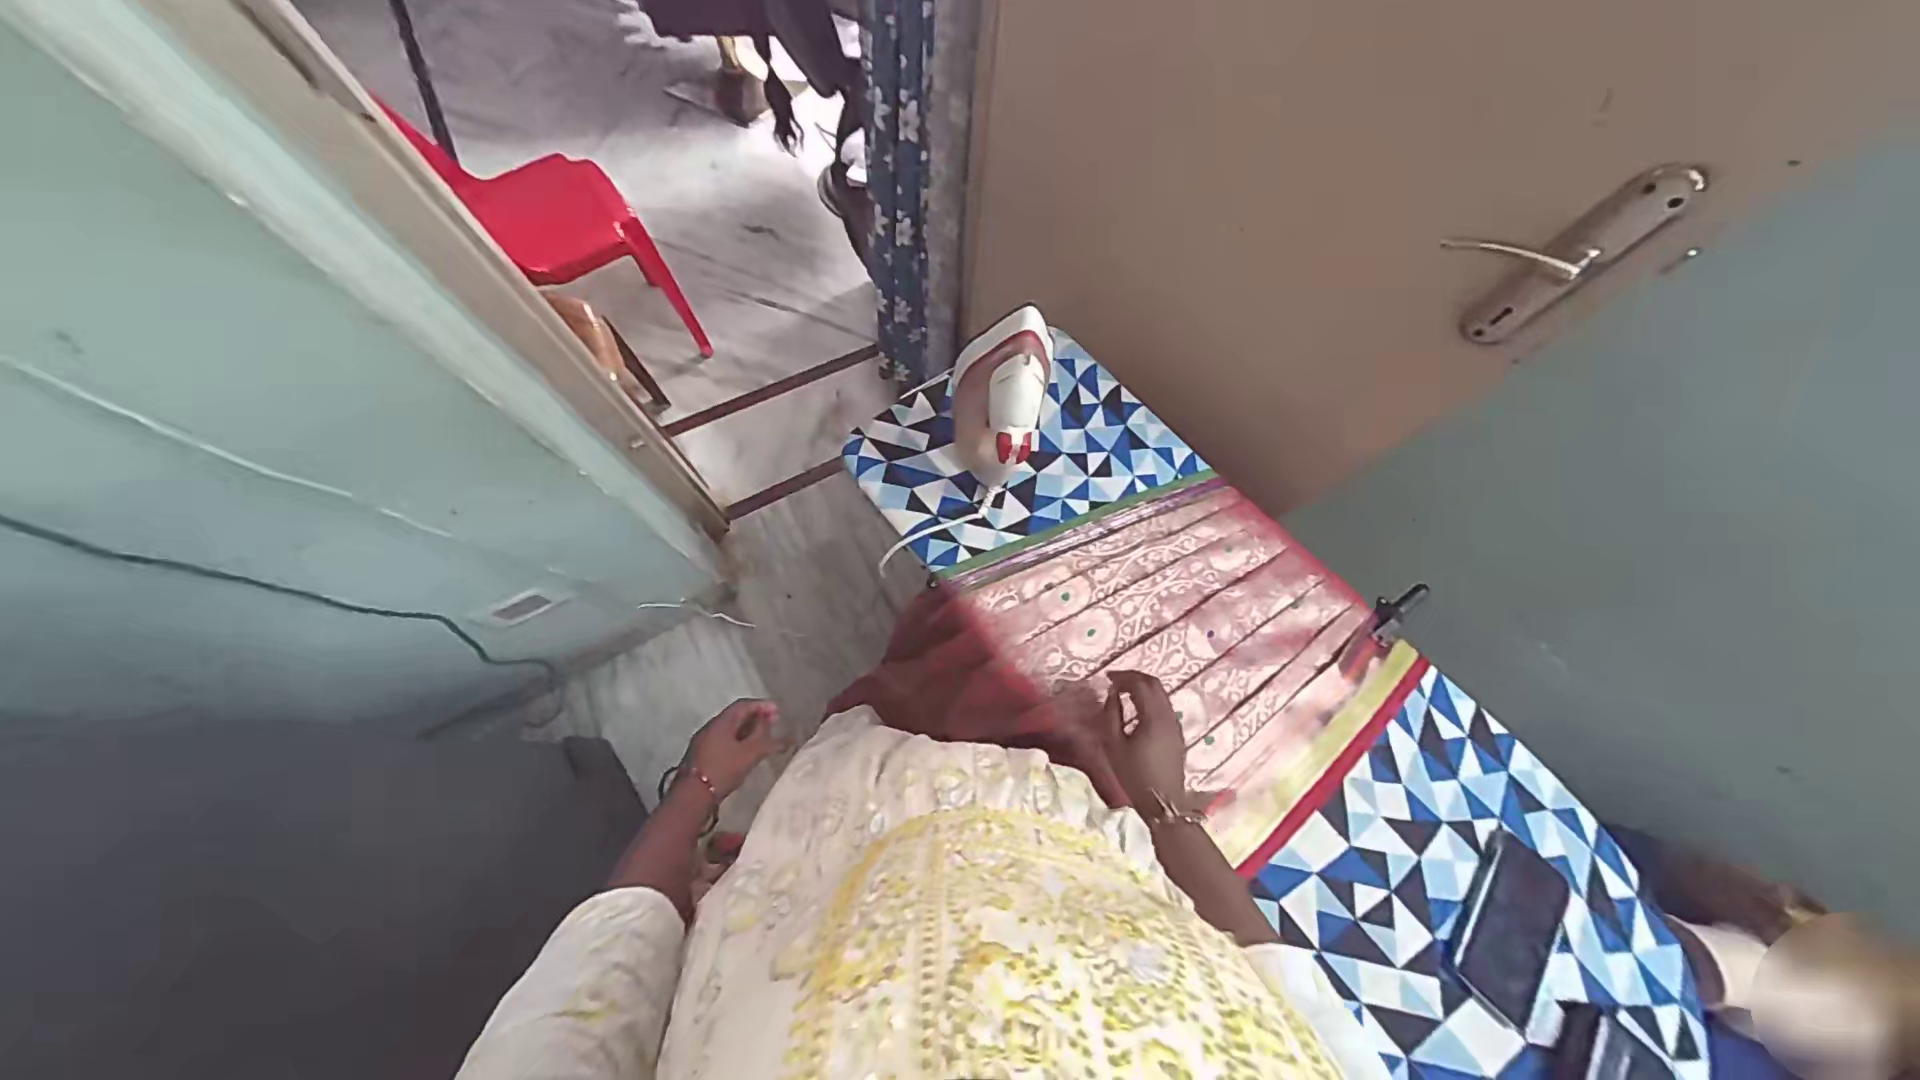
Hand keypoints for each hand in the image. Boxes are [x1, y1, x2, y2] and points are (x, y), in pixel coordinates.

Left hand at [687, 699, 785, 799]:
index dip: (762, 705)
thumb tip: (783, 735)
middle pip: (736, 716)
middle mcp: (710, 728)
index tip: (778, 711)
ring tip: (763, 739)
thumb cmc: (723, 770)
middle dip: (756, 718)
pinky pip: (723, 741)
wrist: (691, 797)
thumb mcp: (750, 754)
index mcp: (721, 722)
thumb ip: (768, 741)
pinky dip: (738, 742)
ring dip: (747, 731)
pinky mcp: (701, 757)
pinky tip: (746, 753)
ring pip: (729, 730)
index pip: (743, 705)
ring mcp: (703, 742)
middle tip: (773, 723)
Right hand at [1100, 670, 1188, 812]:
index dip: (1123, 676)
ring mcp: (1175, 725)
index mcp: (1153, 717)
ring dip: (1143, 687)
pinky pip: (1164, 706)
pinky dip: (1150, 698)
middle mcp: (1169, 716)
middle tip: (1116, 680)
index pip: (1140, 684)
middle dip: (1135, 677)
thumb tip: (1112, 694)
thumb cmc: (1134, 775)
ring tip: (1124, 691)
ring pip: (1162, 694)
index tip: (1107, 678)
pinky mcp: (1177, 734)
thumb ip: (1111, 714)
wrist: (1162, 803)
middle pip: (1154, 684)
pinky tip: (1137, 708)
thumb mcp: (1113, 744)